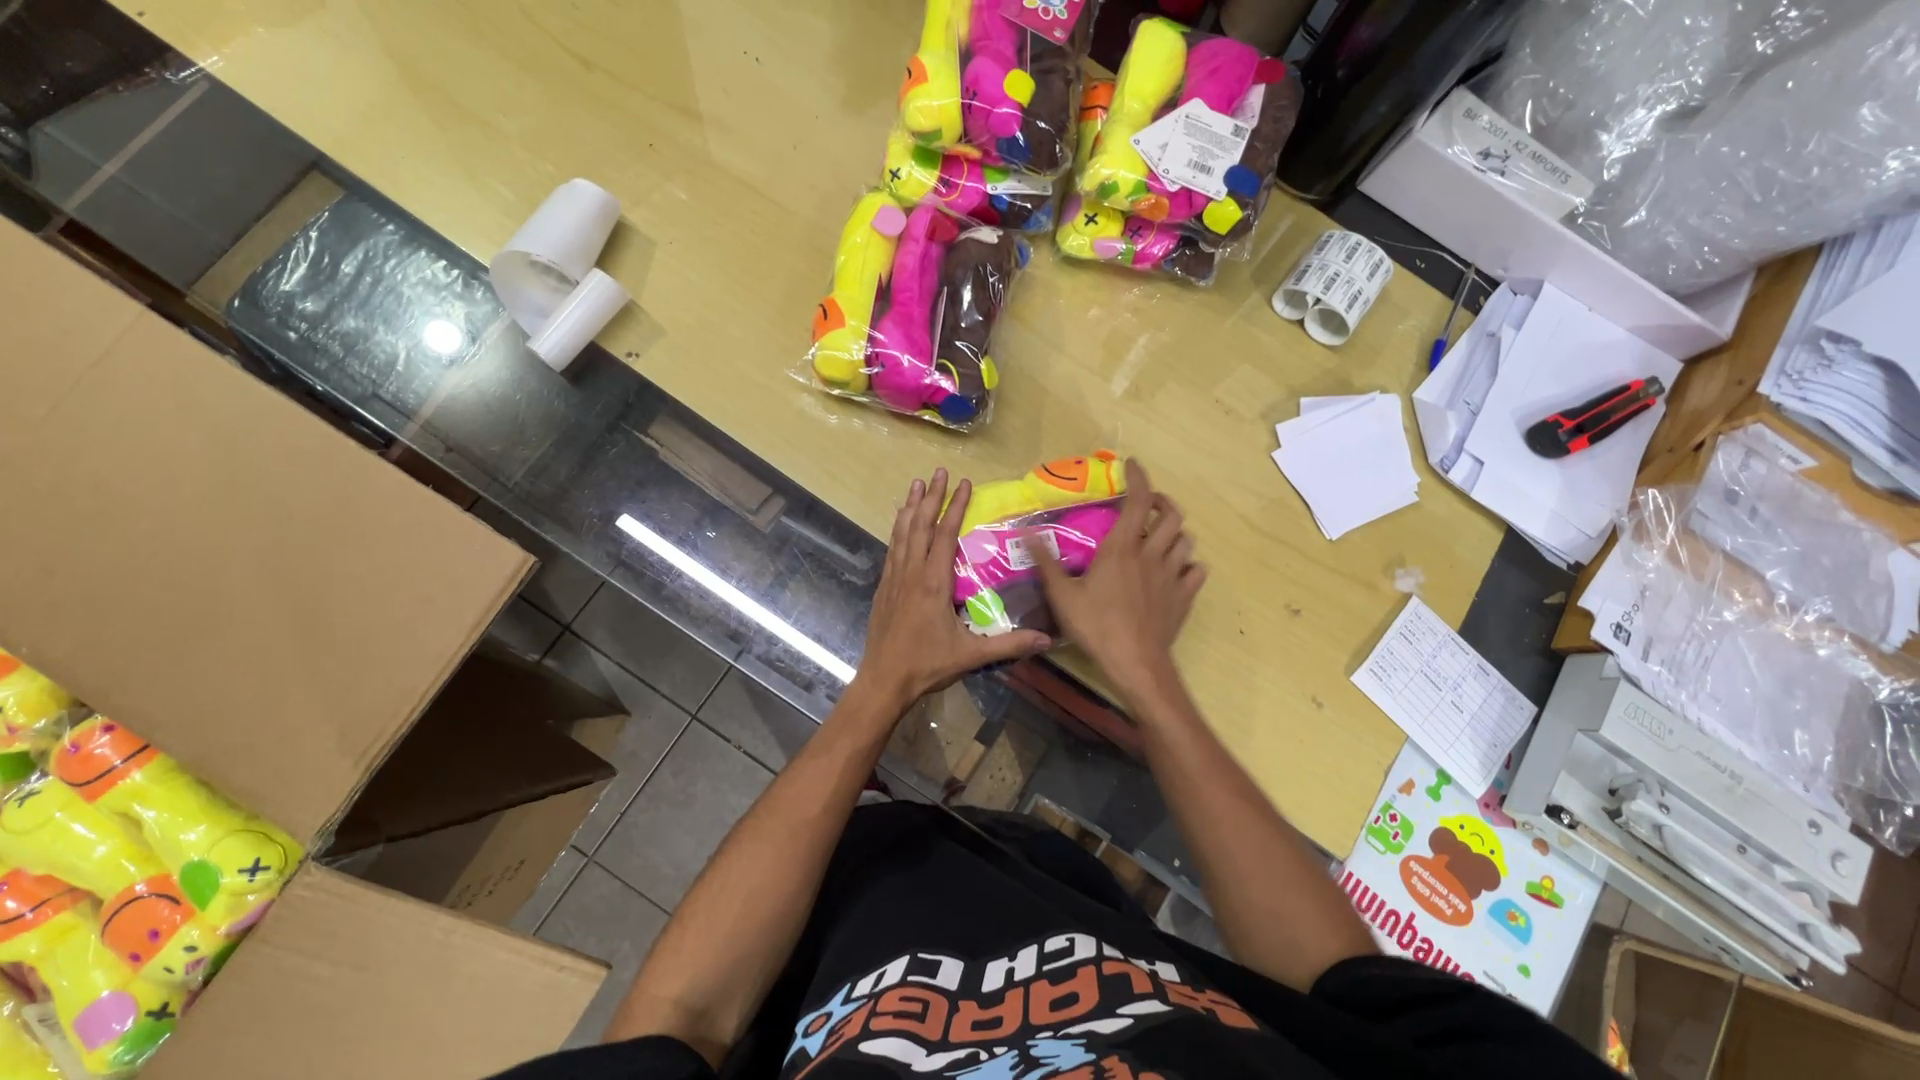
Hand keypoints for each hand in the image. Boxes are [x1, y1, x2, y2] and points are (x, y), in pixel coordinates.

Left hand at [853, 470, 1051, 713]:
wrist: (883, 680)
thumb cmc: (926, 665)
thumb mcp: (971, 655)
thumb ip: (1009, 644)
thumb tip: (1047, 639)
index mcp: (933, 583)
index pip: (945, 535)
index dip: (955, 508)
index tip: (963, 484)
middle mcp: (911, 573)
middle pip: (920, 526)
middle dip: (930, 497)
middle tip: (937, 472)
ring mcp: (894, 579)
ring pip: (901, 534)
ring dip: (910, 508)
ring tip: (916, 485)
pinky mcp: (884, 588)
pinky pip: (892, 549)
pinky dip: (897, 530)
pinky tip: (899, 523)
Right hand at [1028, 460, 1205, 705]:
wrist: (1135, 662)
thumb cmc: (1096, 626)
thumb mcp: (1062, 595)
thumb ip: (1046, 562)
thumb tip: (1027, 534)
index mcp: (1122, 548)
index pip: (1138, 500)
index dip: (1139, 478)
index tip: (1133, 465)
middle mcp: (1152, 554)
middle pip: (1172, 515)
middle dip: (1163, 503)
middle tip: (1148, 505)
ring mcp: (1172, 575)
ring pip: (1186, 541)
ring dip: (1175, 533)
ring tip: (1161, 537)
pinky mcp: (1184, 596)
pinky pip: (1196, 571)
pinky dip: (1189, 565)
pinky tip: (1178, 571)